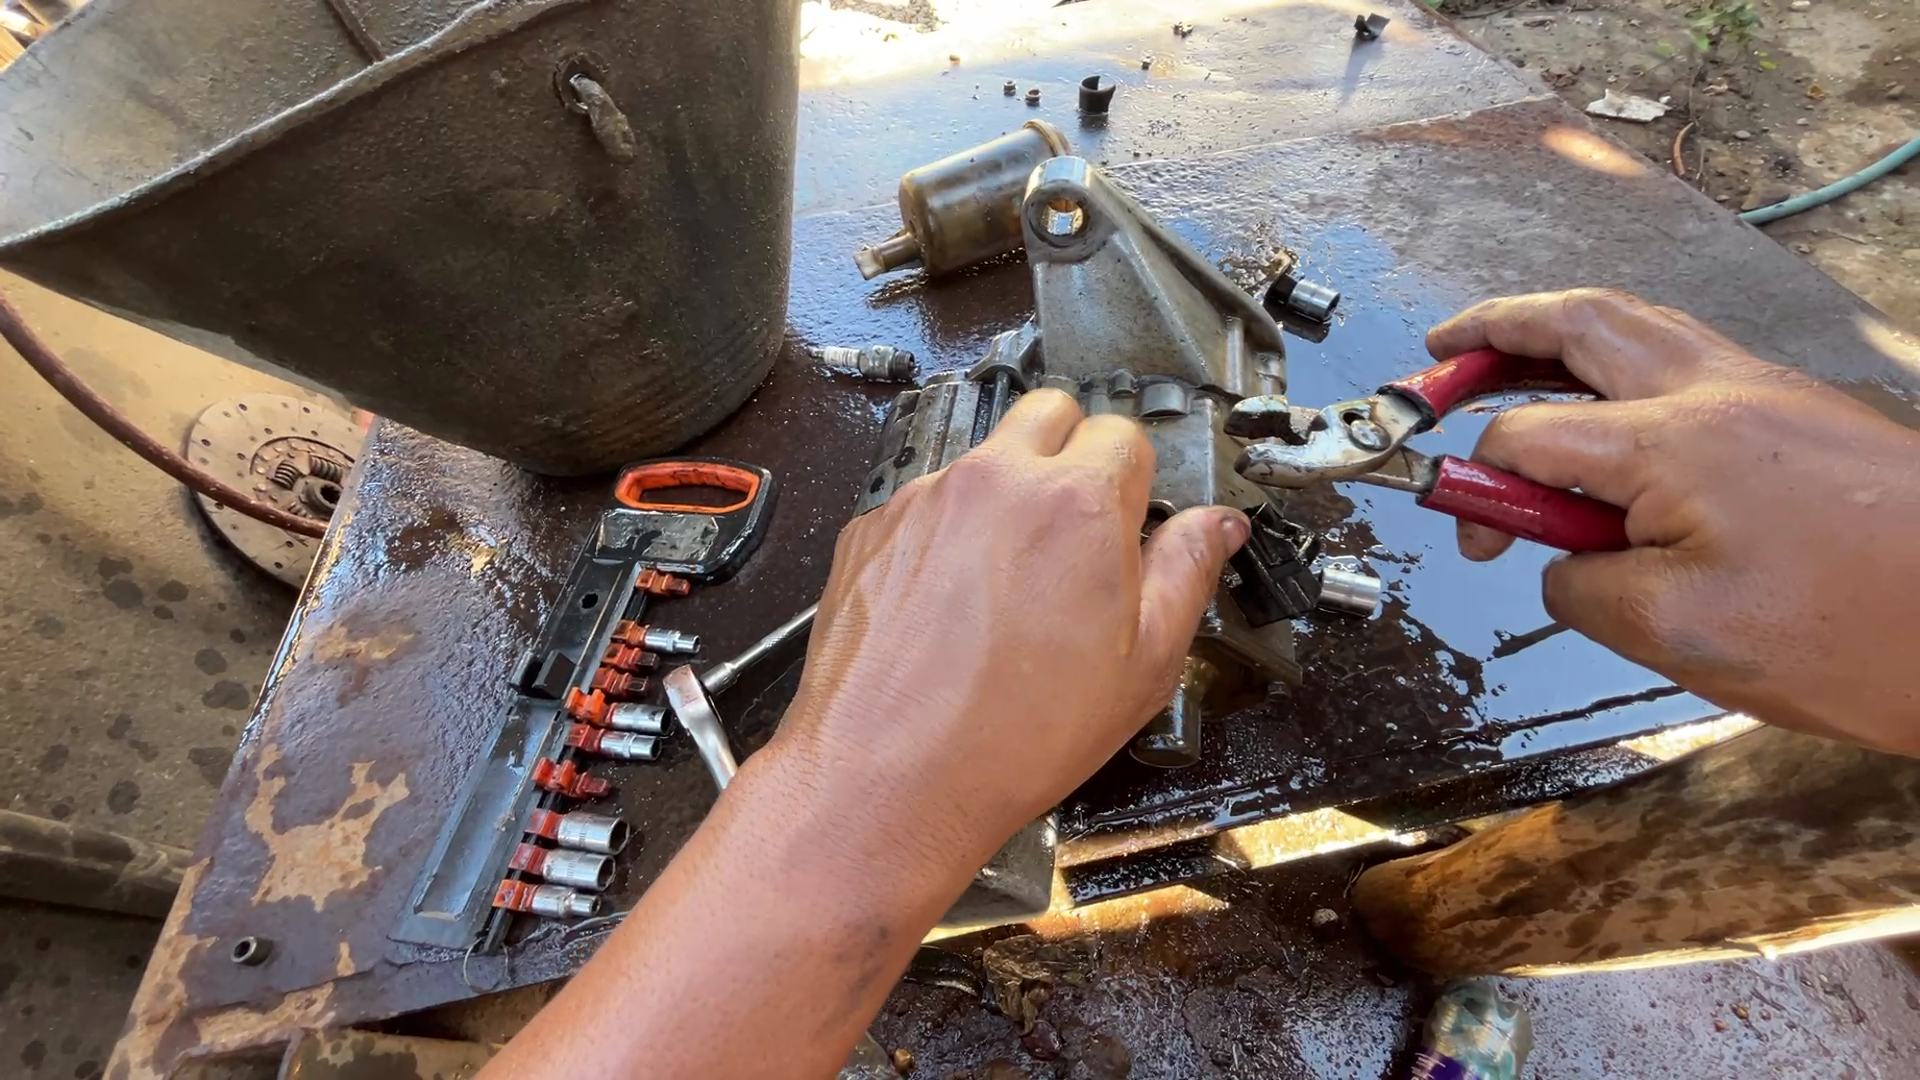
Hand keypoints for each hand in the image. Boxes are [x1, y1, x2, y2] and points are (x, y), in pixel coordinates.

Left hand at [757, 389, 1248, 862]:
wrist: (888, 773)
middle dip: (1072, 450)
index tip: (1125, 516)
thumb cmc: (1015, 733)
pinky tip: (949, 594)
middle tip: (1074, 520)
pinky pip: (925, 498)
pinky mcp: (874, 524)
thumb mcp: (1142, 665)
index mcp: (1075, 504)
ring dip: (1007, 489)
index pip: (1123, 436)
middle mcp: (995, 481)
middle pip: (1050, 413)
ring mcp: (925, 497)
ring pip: (984, 455)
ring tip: (1007, 572)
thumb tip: (1212, 526)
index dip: (1133, 477)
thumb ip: (1186, 573)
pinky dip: (946, 525)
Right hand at [1429, 289, 1919, 755]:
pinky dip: (1608, 363)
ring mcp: (1764, 392)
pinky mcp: (1793, 413)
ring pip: (1634, 327)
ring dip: (1552, 334)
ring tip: (1498, 352)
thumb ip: (1572, 580)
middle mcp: (1716, 391)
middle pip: (1581, 323)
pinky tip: (1588, 397)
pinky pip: (1676, 360)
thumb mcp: (1665, 628)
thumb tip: (1559, 552)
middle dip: (1495, 328)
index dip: (1479, 487)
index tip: (1478, 542)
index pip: (1524, 438)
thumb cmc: (1850, 638)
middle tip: (1439, 348)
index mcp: (1673, 440)